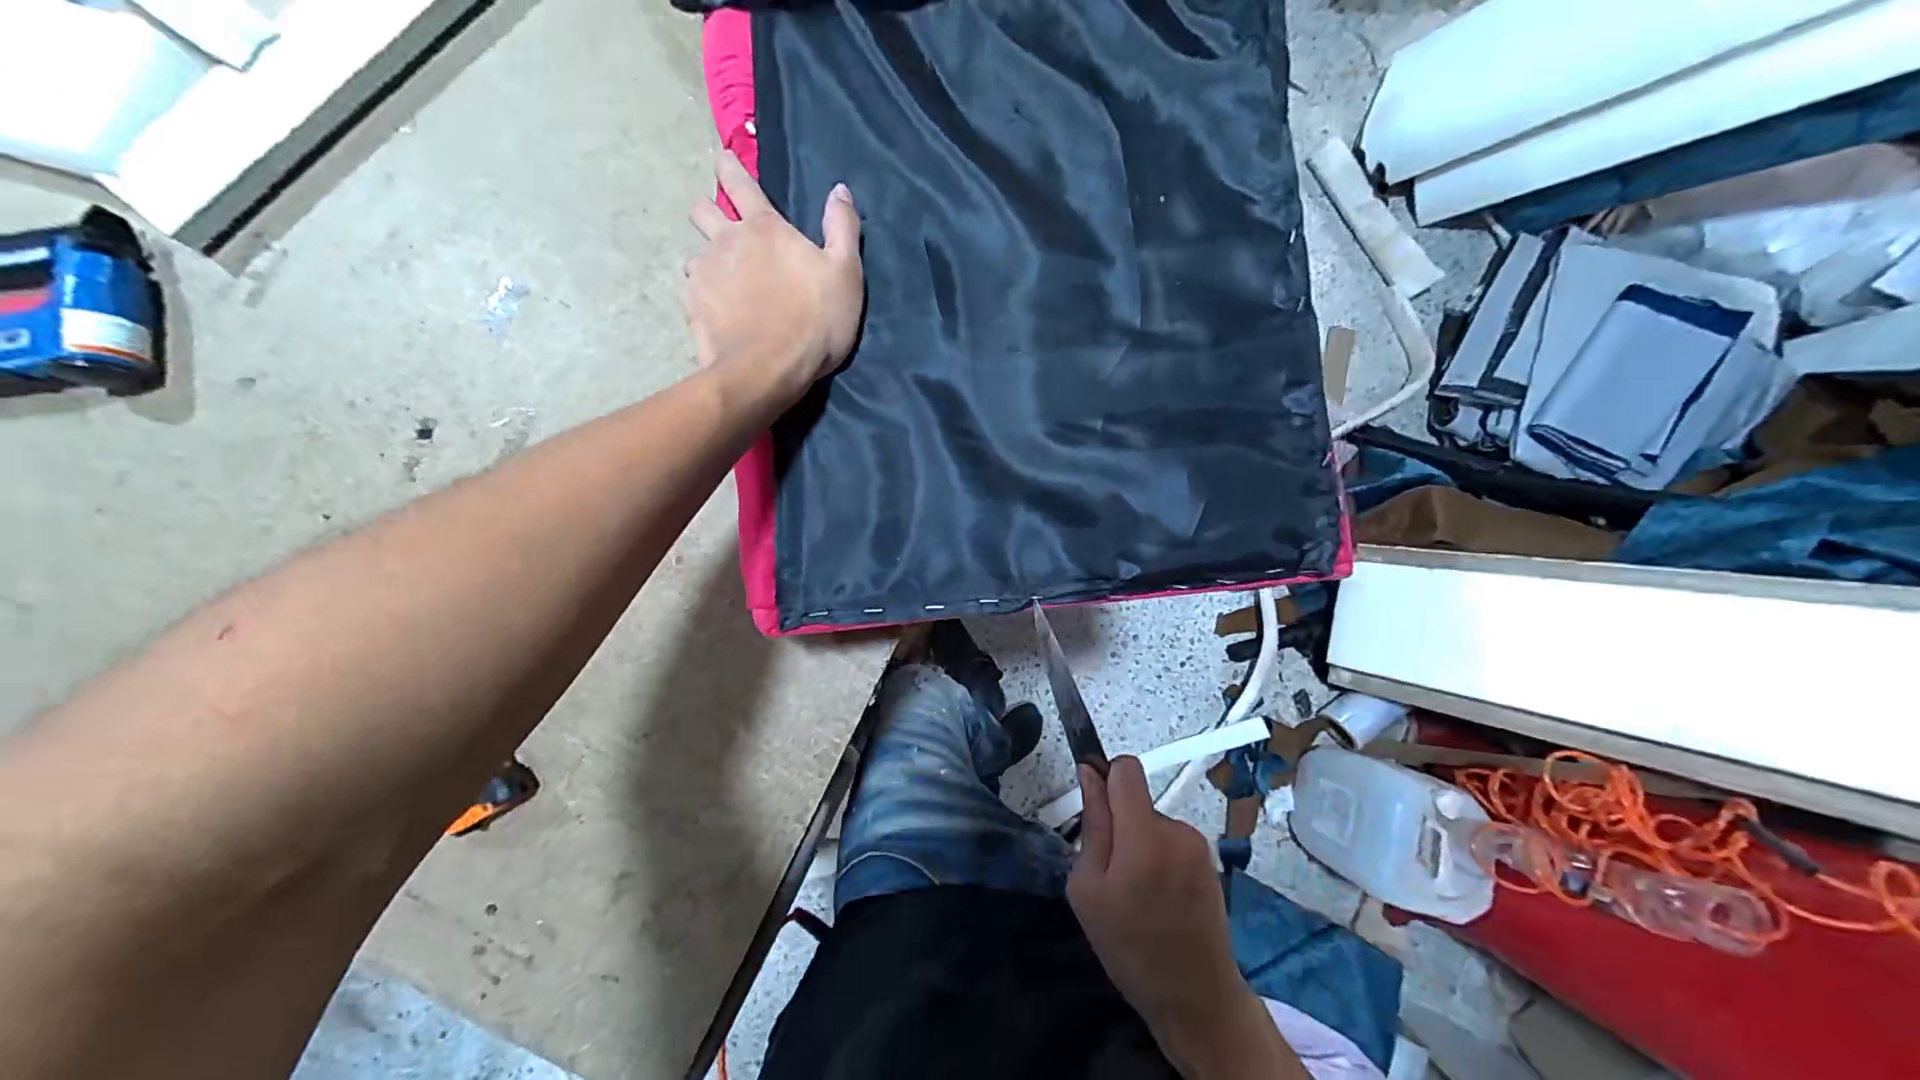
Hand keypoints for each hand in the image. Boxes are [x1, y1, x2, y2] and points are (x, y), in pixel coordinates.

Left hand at [685, 150, 863, 398]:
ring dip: (706, 261)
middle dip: (708, 210)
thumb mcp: (845, 274)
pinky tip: (717, 313)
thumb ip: (843, 228)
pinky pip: (690, 291)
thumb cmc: (814, 322)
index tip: (723, 158)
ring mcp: (702, 273)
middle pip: (702, 210)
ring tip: (723, 284)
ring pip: (693, 254)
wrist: (766, 370)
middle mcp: (725, 241)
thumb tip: (839, 190)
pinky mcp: (691, 305)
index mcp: (764, 228)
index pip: (739, 182)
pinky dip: (702, 296)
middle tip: (720, 226)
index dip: (730, 166)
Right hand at [1071, 758, 1305, 1079]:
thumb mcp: (1088, 888)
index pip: (1126, 769)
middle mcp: (1177, 831)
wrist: (1195, 997)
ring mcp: (1198, 845)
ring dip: (1139, 842)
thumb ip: (1092, 824)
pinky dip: (1158, 857)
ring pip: (1151, 821)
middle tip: (1111, 874)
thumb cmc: (1129, 947)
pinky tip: (1158, 897)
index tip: (1095, 806)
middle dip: (1119, 822)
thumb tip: (1089, 773)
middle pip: (1136, 799)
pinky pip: (1171, 840)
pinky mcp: (1209, 859)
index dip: (1105, 776)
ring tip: (1136, 892)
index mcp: (1144, 836)